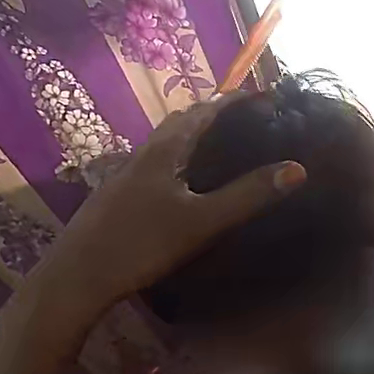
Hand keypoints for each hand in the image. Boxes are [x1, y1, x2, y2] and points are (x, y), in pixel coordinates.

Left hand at [36, 94, 305, 317]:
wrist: (77, 277)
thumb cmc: (142, 244)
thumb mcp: (202, 222)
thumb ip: (248, 195)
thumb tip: (297, 169)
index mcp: (164, 151)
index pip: (204, 112)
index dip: (233, 101)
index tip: (260, 96)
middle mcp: (142, 153)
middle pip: (180, 121)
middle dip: (212, 114)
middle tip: (241, 119)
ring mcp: (124, 174)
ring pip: (162, 142)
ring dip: (190, 135)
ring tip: (215, 146)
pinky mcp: (114, 195)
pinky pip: (151, 162)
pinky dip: (174, 157)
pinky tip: (179, 182)